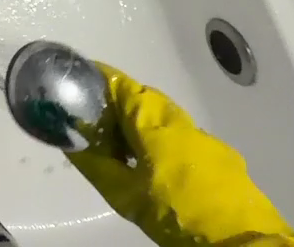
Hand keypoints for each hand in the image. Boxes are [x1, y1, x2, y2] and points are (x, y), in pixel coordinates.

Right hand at [66, 63, 293, 246]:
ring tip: (124, 150)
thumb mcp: (125, 195)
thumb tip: (69, 140)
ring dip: (140, 125)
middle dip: (115, 104)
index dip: (94, 77)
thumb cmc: (178, 215)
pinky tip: (158, 170)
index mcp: (154, 120)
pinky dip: (163, 142)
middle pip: (141, 98)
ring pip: (164, 118)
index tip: (75, 82)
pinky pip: (183, 138)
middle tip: (94, 123)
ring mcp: (206, 139)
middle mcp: (181, 120)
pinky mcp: (224, 160)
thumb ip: (95, 164)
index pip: (118, 82)